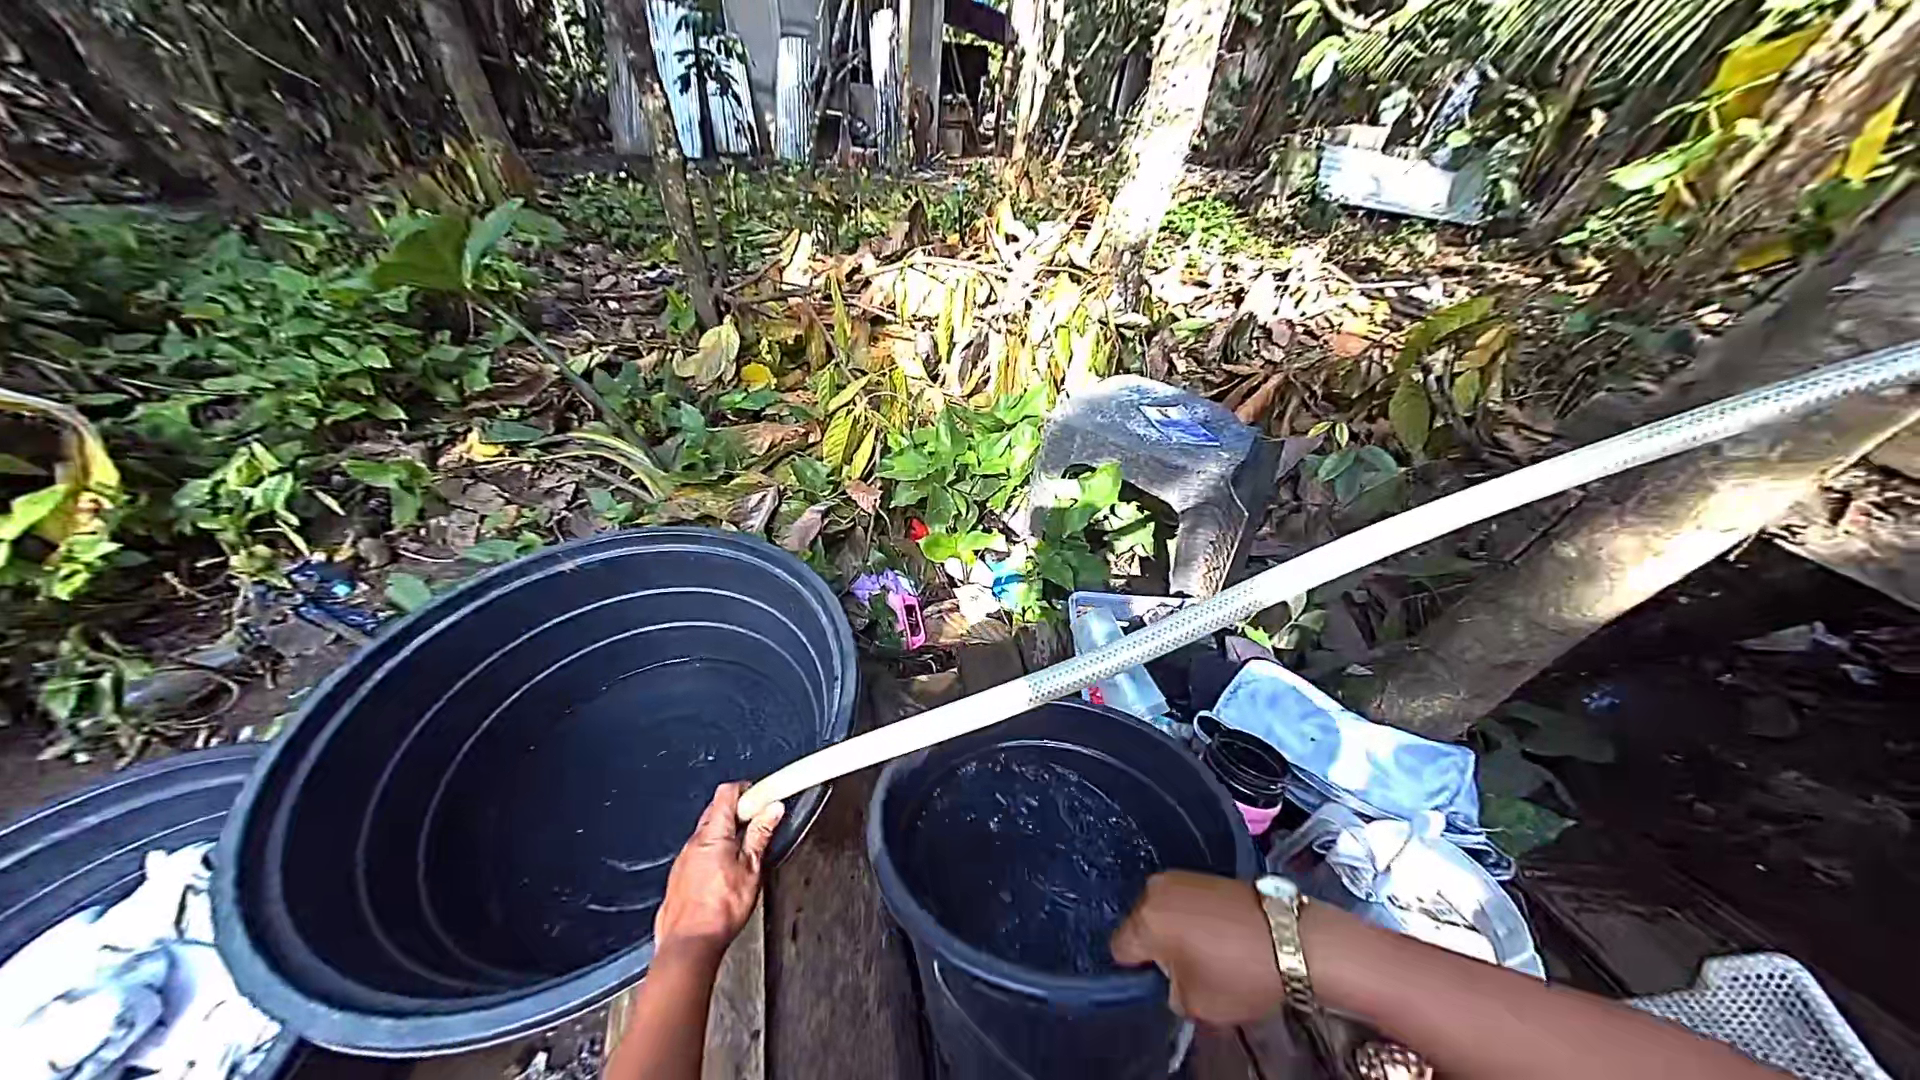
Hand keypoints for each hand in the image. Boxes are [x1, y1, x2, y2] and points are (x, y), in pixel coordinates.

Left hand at [654, 782, 784, 960]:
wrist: (689, 946)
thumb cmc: (719, 911)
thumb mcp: (751, 869)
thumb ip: (760, 835)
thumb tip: (772, 810)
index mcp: (712, 835)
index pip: (726, 793)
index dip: (746, 790)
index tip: (761, 798)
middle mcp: (693, 843)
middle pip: (715, 810)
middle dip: (737, 812)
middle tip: (757, 824)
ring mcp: (682, 861)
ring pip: (705, 834)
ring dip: (724, 834)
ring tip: (743, 853)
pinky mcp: (678, 878)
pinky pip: (696, 854)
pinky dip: (711, 854)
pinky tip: (724, 874)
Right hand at [1110, 870, 1286, 1023]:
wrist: (1288, 935)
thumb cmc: (1239, 971)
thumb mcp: (1198, 1005)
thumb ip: (1170, 992)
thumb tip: (1171, 977)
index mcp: (1145, 920)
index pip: (1120, 950)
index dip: (1137, 972)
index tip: (1163, 983)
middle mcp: (1153, 890)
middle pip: (1140, 926)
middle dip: (1157, 948)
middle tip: (1188, 970)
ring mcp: (1178, 876)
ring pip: (1162, 912)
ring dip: (1175, 930)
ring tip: (1208, 951)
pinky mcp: (1201, 872)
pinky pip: (1182, 900)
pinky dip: (1193, 916)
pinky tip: (1218, 934)